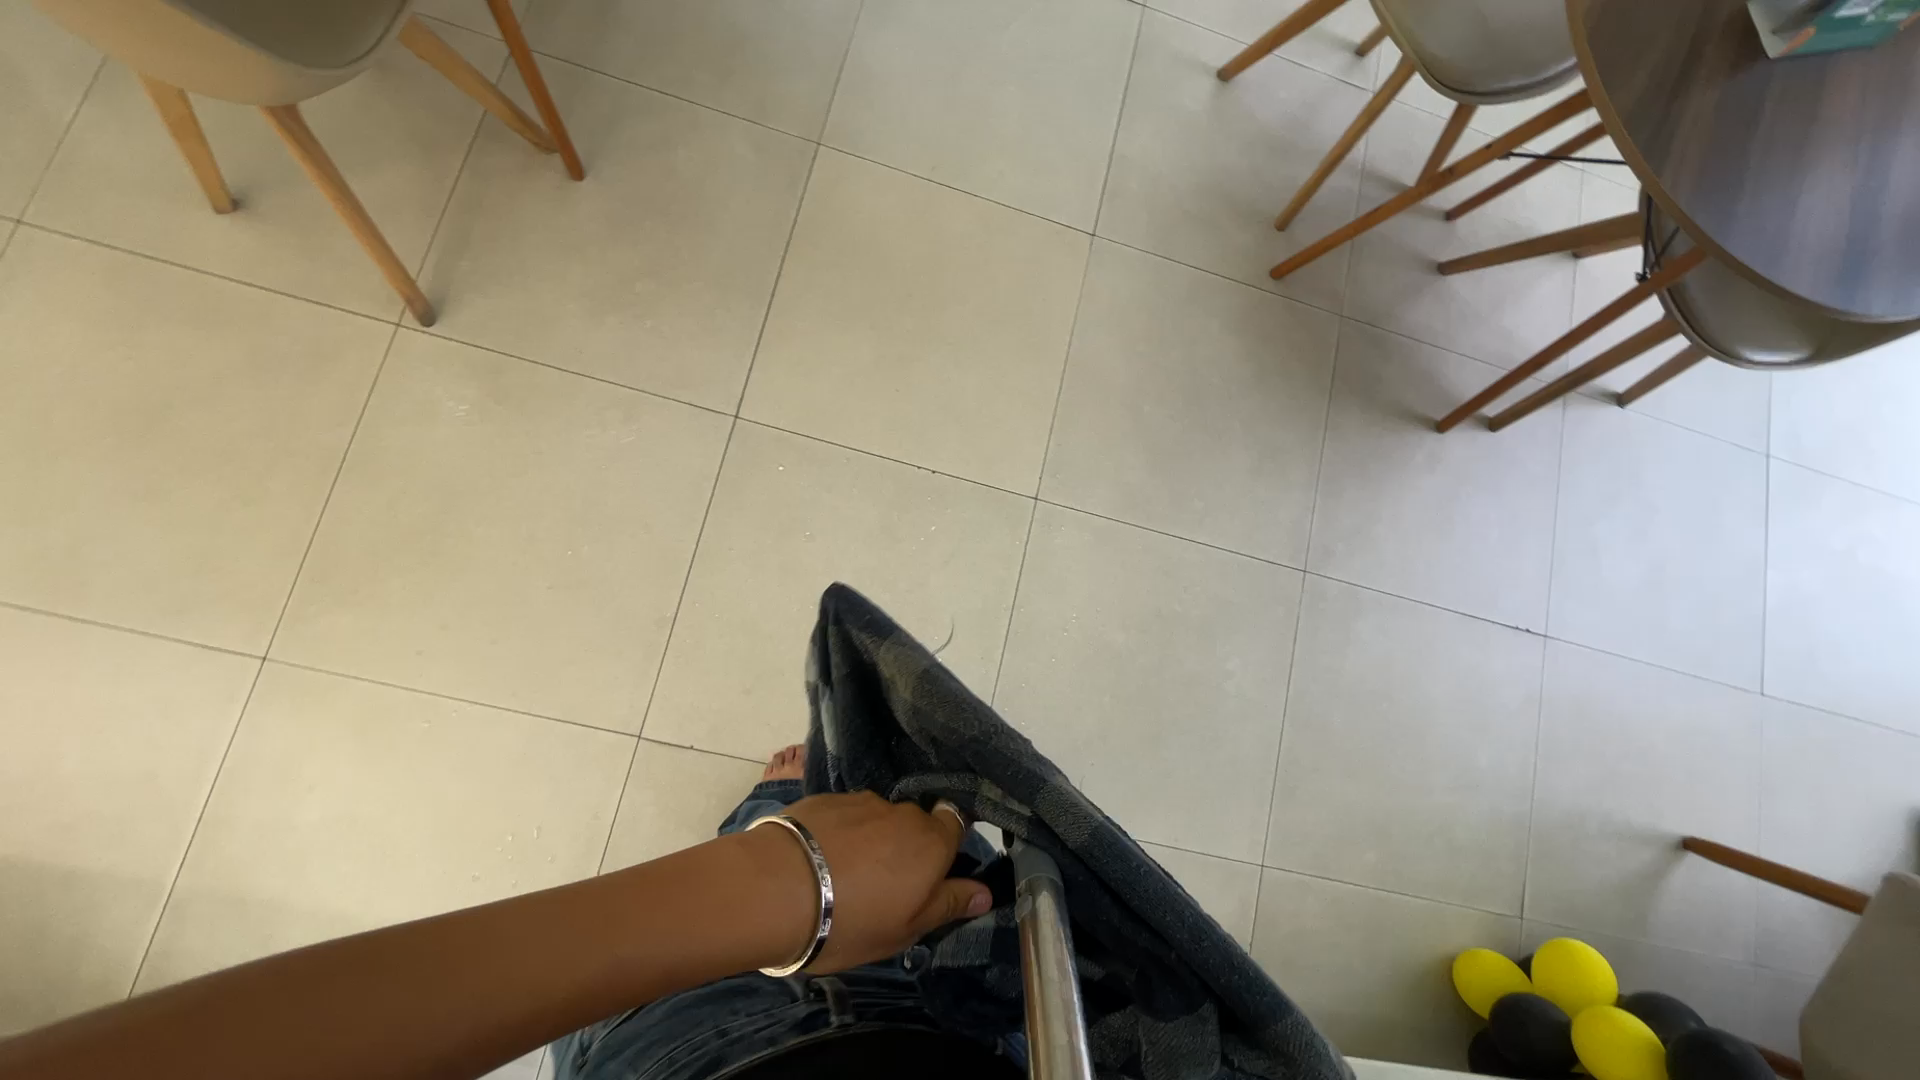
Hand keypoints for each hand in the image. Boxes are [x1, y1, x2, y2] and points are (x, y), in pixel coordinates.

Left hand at [742, 792, 992, 973]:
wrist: (775, 888)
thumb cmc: (850, 920)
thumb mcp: (906, 929)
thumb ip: (949, 904)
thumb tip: (985, 891)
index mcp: (931, 843)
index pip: (956, 823)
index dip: (947, 844)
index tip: (931, 871)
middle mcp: (902, 812)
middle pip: (915, 823)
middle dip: (906, 846)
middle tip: (883, 884)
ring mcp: (862, 801)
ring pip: (878, 818)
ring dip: (870, 839)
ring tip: (843, 874)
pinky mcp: (825, 798)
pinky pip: (845, 815)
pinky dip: (839, 833)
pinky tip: (819, 859)